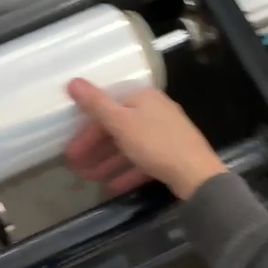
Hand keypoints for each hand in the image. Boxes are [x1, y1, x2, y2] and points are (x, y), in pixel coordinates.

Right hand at [64, 80, 227, 199]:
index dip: (86, 131)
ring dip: (107, 162)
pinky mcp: (171, 155)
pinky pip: (143, 161)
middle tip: (77, 167)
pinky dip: (127, 172)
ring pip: (129, 147)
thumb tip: (73, 81)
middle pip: (117, 129)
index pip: (107, 110)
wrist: (196, 173)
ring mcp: (164, 134)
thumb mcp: (121, 123)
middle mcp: (154, 111)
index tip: (71, 151)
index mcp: (142, 98)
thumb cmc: (155, 143)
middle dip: (95, 149)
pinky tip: (112, 186)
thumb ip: (96, 104)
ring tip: (90, 178)